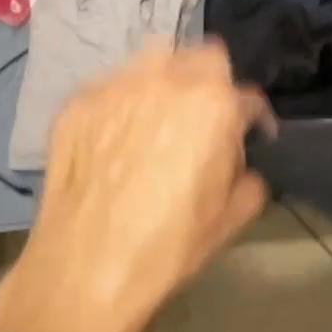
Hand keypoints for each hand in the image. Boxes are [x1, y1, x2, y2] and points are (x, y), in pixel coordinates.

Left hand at [0, 41, 274, 331]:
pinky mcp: (77, 104)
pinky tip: (118, 135)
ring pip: (154, 58)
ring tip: (161, 112)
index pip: (250, 96)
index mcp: (216, 104)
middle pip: (204, 56)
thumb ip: (249, 171)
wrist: (82, 275)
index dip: (254, 120)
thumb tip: (238, 160)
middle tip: (206, 117)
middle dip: (213, 82)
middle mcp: (169, 81)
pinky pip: (111, 86)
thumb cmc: (169, 246)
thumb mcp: (236, 214)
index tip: (250, 138)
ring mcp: (117, 87)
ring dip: (167, 79)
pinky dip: (122, 102)